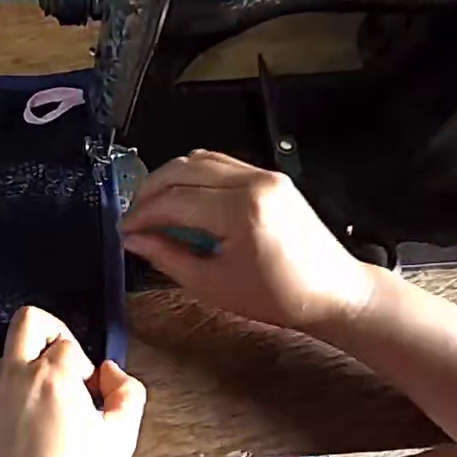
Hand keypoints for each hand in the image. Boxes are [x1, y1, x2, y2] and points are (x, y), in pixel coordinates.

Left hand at [0, 306, 145, 456]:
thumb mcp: (121, 438)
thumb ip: (127, 392)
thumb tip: (109, 372)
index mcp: (52, 374)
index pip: (71, 347)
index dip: (86, 368)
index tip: (90, 394)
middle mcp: (14, 373)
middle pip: (29, 320)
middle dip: (52, 334)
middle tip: (65, 369)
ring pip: (4, 352)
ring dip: (24, 363)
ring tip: (42, 401)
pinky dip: (3, 385)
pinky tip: (21, 417)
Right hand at [120, 150, 381, 331]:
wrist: (332, 292)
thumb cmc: (276, 297)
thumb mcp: (211, 284)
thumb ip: (167, 256)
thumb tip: (133, 240)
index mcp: (240, 211)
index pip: (172, 201)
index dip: (140, 216)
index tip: (124, 231)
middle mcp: (253, 182)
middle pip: (181, 169)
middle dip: (148, 192)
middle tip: (132, 218)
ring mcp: (264, 175)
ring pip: (198, 159)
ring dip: (168, 179)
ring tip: (152, 207)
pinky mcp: (269, 176)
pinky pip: (219, 163)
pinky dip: (191, 176)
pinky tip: (181, 199)